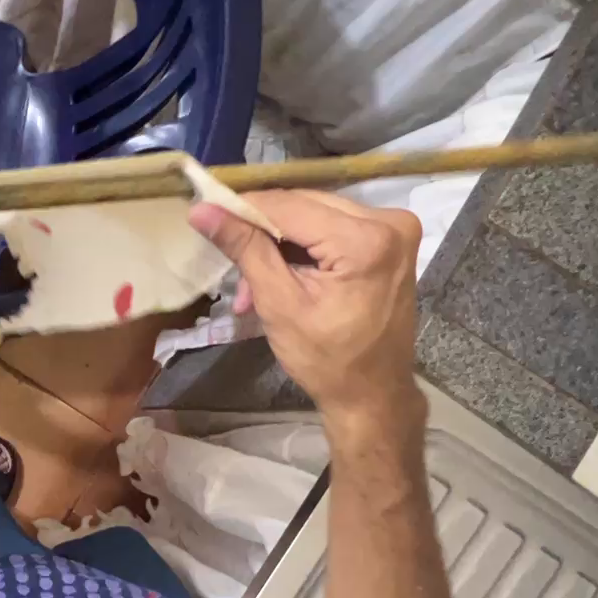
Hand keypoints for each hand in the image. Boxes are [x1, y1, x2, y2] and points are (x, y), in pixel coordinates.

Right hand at [190, 190, 423, 431]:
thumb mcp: (278, 304)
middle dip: (261, 232)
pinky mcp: (391, 239)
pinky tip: (281, 277)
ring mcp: (394, 228)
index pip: (289, 205)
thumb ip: (244, 249)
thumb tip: (202, 211)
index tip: (204, 214)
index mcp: (365, 239)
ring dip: (279, 244)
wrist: (371, 392)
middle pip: (304, 205)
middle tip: (232, 266)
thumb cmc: (325, 359)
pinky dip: (302, 249)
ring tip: (252, 286)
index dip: (243, 208)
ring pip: (315, 215)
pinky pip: (333, 228)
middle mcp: (388, 221)